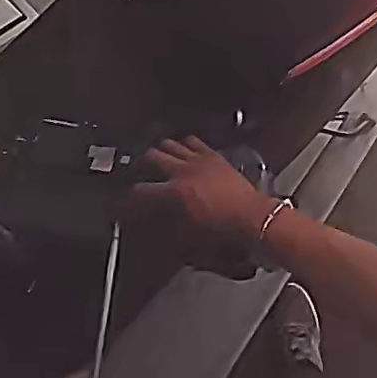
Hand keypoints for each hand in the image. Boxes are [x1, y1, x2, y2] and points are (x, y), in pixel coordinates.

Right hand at [131, 136, 276, 267]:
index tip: (124, 202)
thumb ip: (167, 225)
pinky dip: (183, 145)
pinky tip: (182, 151)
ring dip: (160, 152)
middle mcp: (184, 171)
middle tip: (136, 173)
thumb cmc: (224, 231)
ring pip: (170, 144)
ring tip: (156, 160)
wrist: (252, 218)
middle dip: (139, 165)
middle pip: (151, 157)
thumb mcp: (189, 235)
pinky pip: (192, 142)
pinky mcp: (213, 155)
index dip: (128, 198)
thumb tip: (155, 222)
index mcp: (175, 193)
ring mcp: (199, 160)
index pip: (141, 191)